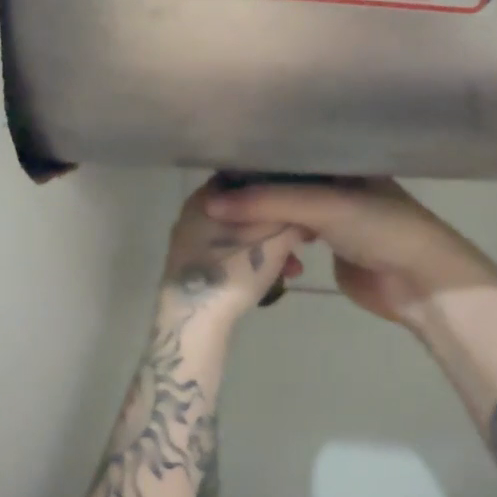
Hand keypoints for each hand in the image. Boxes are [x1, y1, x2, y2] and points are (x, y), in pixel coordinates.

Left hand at [160, 180, 308, 327]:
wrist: (195, 318)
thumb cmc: (235, 268)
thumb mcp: (276, 237)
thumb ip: (293, 218)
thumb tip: (305, 215)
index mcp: (207, 196)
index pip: (246, 177)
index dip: (277, 188)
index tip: (300, 203)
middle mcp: (194, 214)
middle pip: (247, 211)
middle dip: (278, 226)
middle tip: (302, 242)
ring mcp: (190, 243)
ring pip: (240, 236)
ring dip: (269, 248)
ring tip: (293, 270)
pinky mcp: (193, 269)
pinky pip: (230, 255)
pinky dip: (252, 262)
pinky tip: (272, 280)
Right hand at [205, 178, 496, 328]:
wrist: (421, 282)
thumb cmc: (379, 227)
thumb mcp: (321, 205)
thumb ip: (267, 202)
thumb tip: (209, 205)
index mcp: (336, 156)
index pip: (283, 151)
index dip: (250, 161)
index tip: (214, 173)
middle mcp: (332, 178)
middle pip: (280, 182)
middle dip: (251, 196)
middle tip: (211, 204)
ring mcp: (331, 212)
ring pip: (283, 211)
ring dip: (262, 223)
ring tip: (226, 228)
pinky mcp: (329, 242)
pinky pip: (290, 237)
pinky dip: (275, 244)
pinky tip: (258, 252)